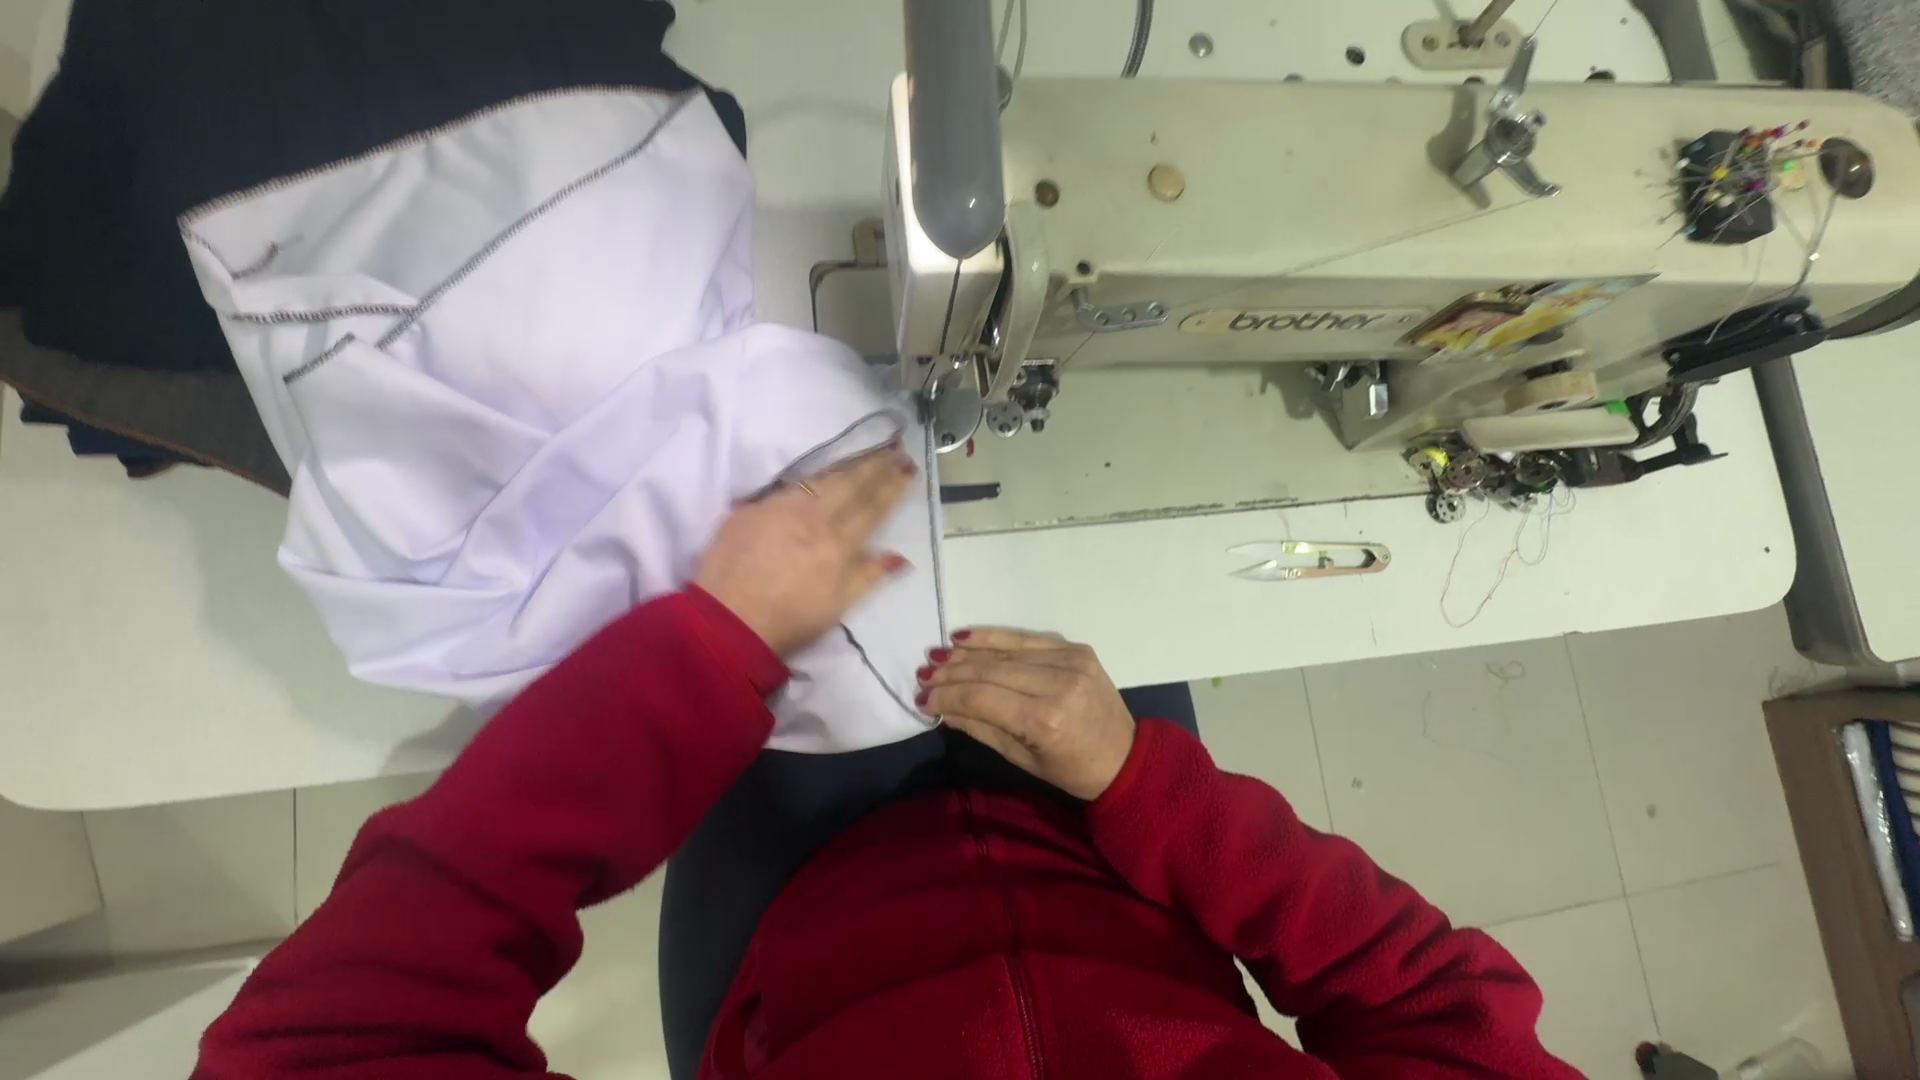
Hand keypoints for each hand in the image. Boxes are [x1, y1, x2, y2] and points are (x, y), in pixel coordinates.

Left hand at [695, 445, 916, 656]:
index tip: (908, 468)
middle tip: (894, 447)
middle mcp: (811, 518)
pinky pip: (787, 488)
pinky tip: (816, 475)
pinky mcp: (750, 508)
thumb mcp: (837, 606)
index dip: (892, 486)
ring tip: (863, 453)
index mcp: (837, 545)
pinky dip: (809, 479)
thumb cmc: (788, 621)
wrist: (725, 623)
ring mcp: (778, 508)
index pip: (872, 508)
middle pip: (849, 483)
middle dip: (875, 463)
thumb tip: (900, 557)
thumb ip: (869, 575)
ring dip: (845, 464)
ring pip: (819, 478)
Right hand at [916, 628, 1136, 799]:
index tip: (921, 698)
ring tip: (937, 655)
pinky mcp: (1077, 649)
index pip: (983, 698)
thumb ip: (980, 727)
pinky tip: (965, 637)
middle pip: (991, 671)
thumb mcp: (1021, 758)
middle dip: (951, 673)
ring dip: (966, 653)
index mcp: (1045, 721)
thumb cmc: (1071, 769)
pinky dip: (995, 637)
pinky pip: (1027, 639)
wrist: (1124, 756)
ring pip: (1005, 652)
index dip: (947, 696)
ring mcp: (1071, 662)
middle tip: (922, 675)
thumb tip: (940, 707)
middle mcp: (1059, 685)